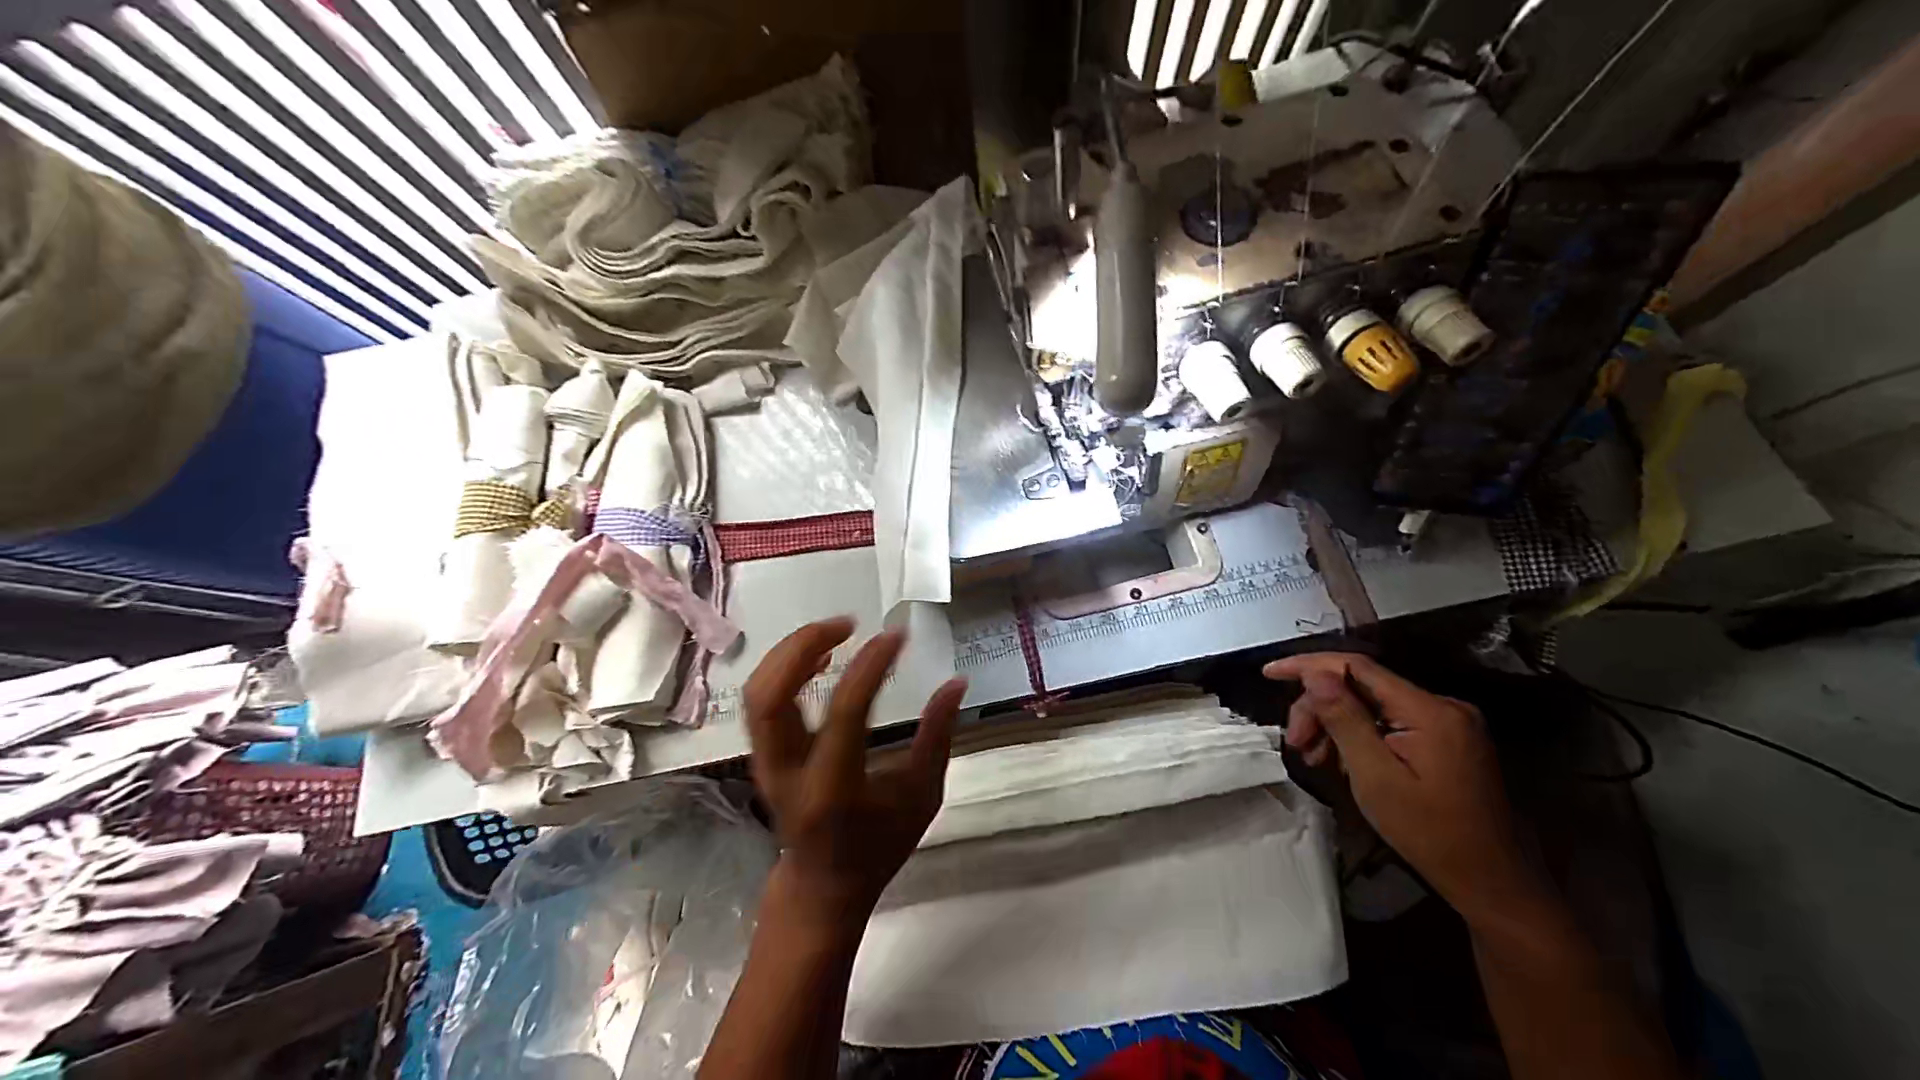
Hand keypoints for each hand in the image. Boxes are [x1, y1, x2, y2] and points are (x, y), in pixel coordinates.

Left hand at [742, 617, 967, 929]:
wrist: (822, 886)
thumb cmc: (879, 845)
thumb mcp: (921, 797)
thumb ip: (937, 738)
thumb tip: (956, 682)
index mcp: (834, 788)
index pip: (845, 711)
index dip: (871, 665)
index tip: (898, 636)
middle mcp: (788, 773)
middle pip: (771, 696)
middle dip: (804, 646)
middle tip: (848, 624)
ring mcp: (766, 764)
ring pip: (758, 694)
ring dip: (791, 652)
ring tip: (834, 632)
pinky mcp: (761, 756)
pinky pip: (761, 702)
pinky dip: (783, 668)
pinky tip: (819, 657)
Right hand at [1264, 652, 1542, 922]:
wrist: (1491, 881)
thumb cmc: (1430, 833)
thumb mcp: (1375, 776)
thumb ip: (1345, 719)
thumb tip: (1315, 674)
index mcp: (1429, 710)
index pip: (1357, 666)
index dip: (1309, 665)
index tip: (1269, 672)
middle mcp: (1442, 705)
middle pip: (1362, 686)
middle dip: (1320, 707)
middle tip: (1295, 741)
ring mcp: (1447, 722)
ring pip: (1372, 705)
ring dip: (1335, 724)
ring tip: (1312, 757)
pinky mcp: (1446, 739)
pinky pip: (1389, 721)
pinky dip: (1359, 735)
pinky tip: (1341, 760)